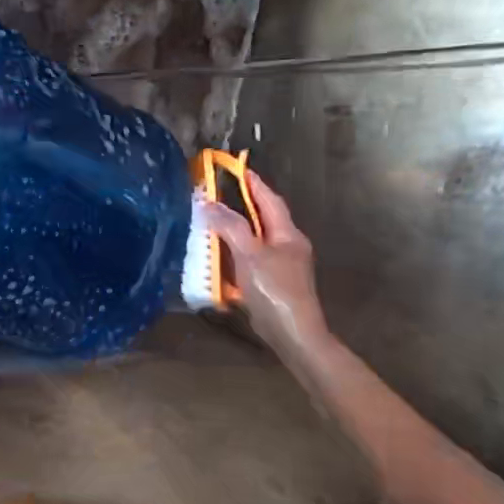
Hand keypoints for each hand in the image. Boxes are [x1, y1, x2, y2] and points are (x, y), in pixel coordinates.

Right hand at [200, 171, 332, 355]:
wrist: (294, 335)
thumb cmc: (274, 290)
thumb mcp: (250, 255)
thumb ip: (230, 227)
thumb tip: (209, 204)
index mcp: (288, 234)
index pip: (269, 200)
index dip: (254, 184)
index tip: (238, 169)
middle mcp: (288, 246)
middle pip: (264, 219)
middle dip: (243, 206)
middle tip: (218, 195)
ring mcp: (282, 266)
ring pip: (257, 240)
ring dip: (236, 231)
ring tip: (213, 223)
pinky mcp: (273, 284)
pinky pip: (252, 260)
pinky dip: (236, 254)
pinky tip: (220, 258)